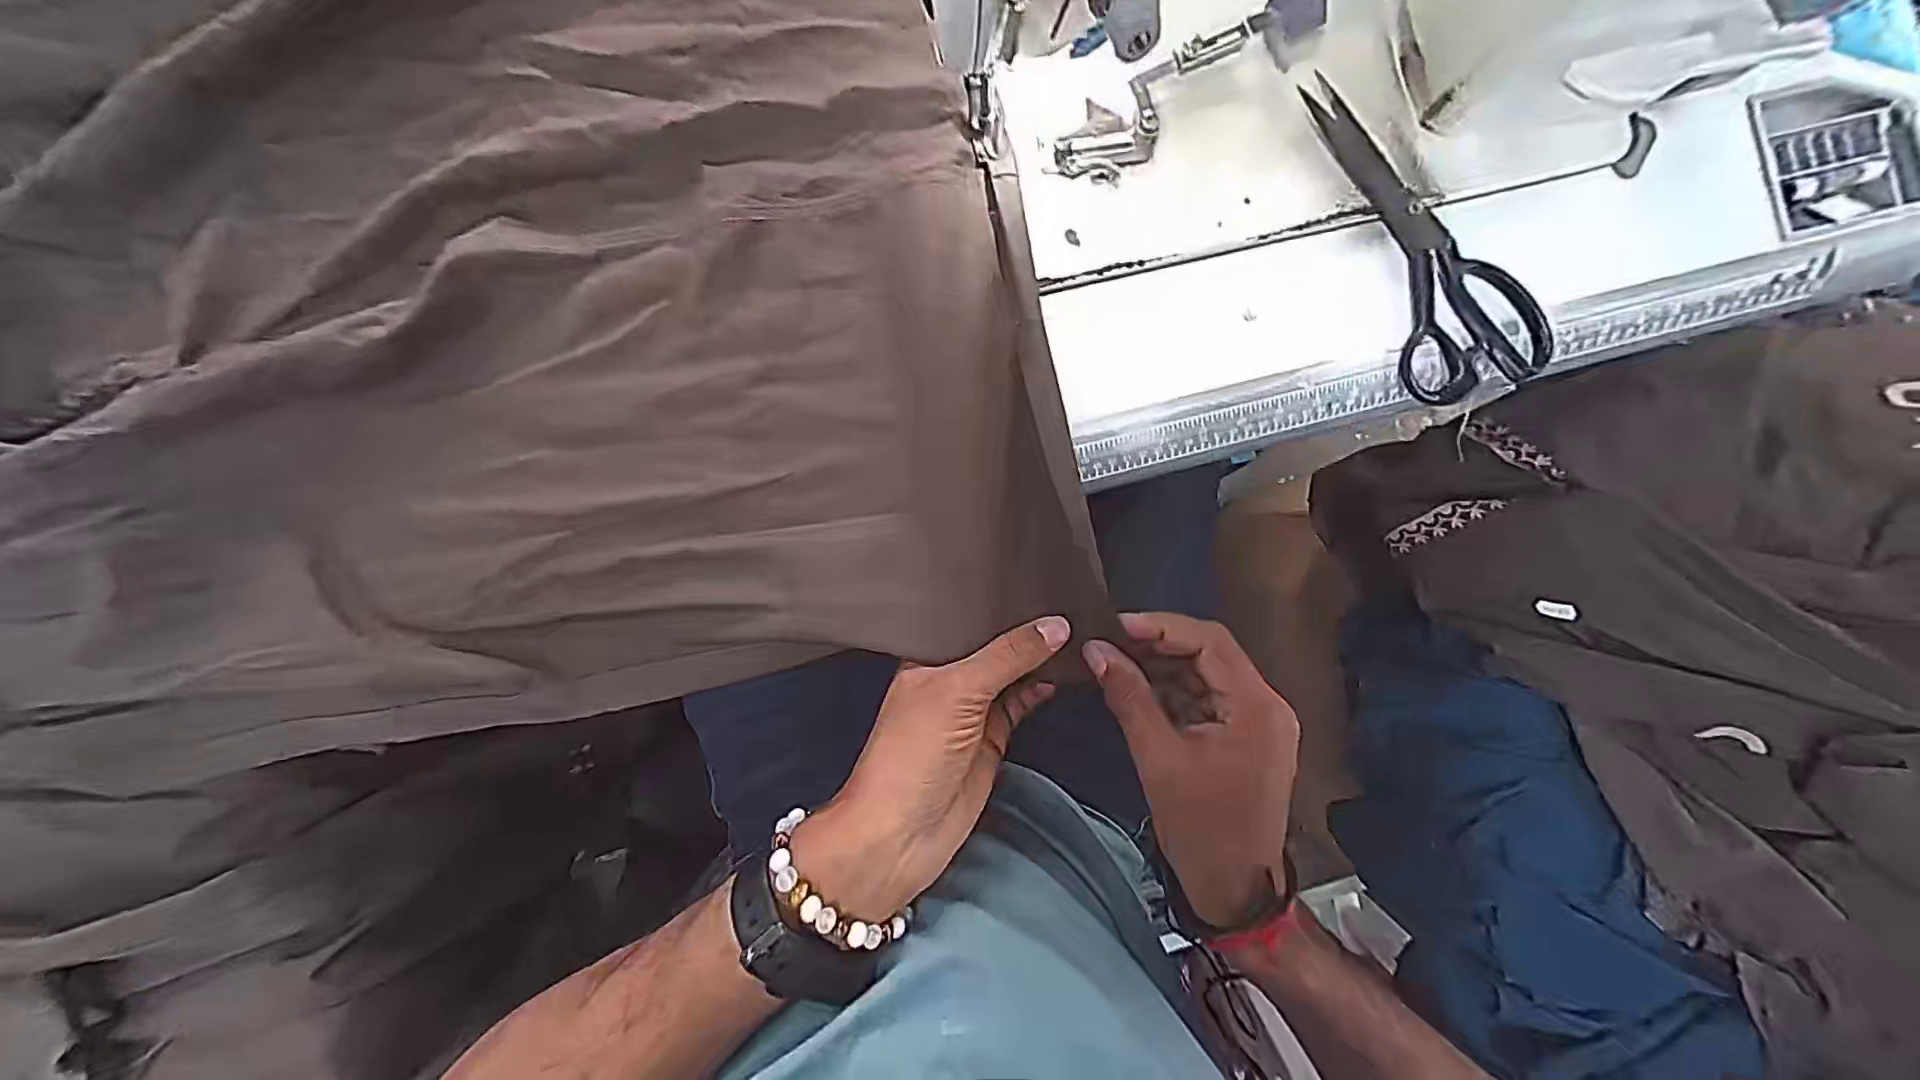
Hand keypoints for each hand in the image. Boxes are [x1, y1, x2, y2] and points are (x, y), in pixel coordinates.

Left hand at [789, 616, 1070, 919]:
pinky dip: (1040, 692)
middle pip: (993, 648)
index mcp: (926, 659)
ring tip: (1070, 637)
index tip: (1034, 583)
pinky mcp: (990, 739)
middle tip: (1062, 605)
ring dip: (1036, 661)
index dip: (997, 604)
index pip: (967, 620)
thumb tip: (1053, 627)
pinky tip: (1057, 677)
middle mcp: (948, 681)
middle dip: (1023, 632)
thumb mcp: (959, 690)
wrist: (904, 833)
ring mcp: (971, 712)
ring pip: (1010, 676)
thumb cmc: (907, 757)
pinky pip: (1020, 705)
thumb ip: (1007, 656)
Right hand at [1084, 613, 1299, 927]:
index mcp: (1256, 706)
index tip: (1117, 626)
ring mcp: (1258, 722)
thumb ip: (1128, 696)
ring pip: (1205, 673)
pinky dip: (1172, 691)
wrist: (1234, 890)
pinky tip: (1137, 689)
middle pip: (1209, 653)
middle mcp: (1266, 705)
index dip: (1161, 626)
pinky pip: (1206, 698)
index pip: (1210, 641)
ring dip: (1162, 667)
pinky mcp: (1245, 737)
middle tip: (1110, 644)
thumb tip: (1096, 650)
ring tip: (1116, 663)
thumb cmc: (1201, 828)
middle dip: (1158, 645)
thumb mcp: (1158, 757)